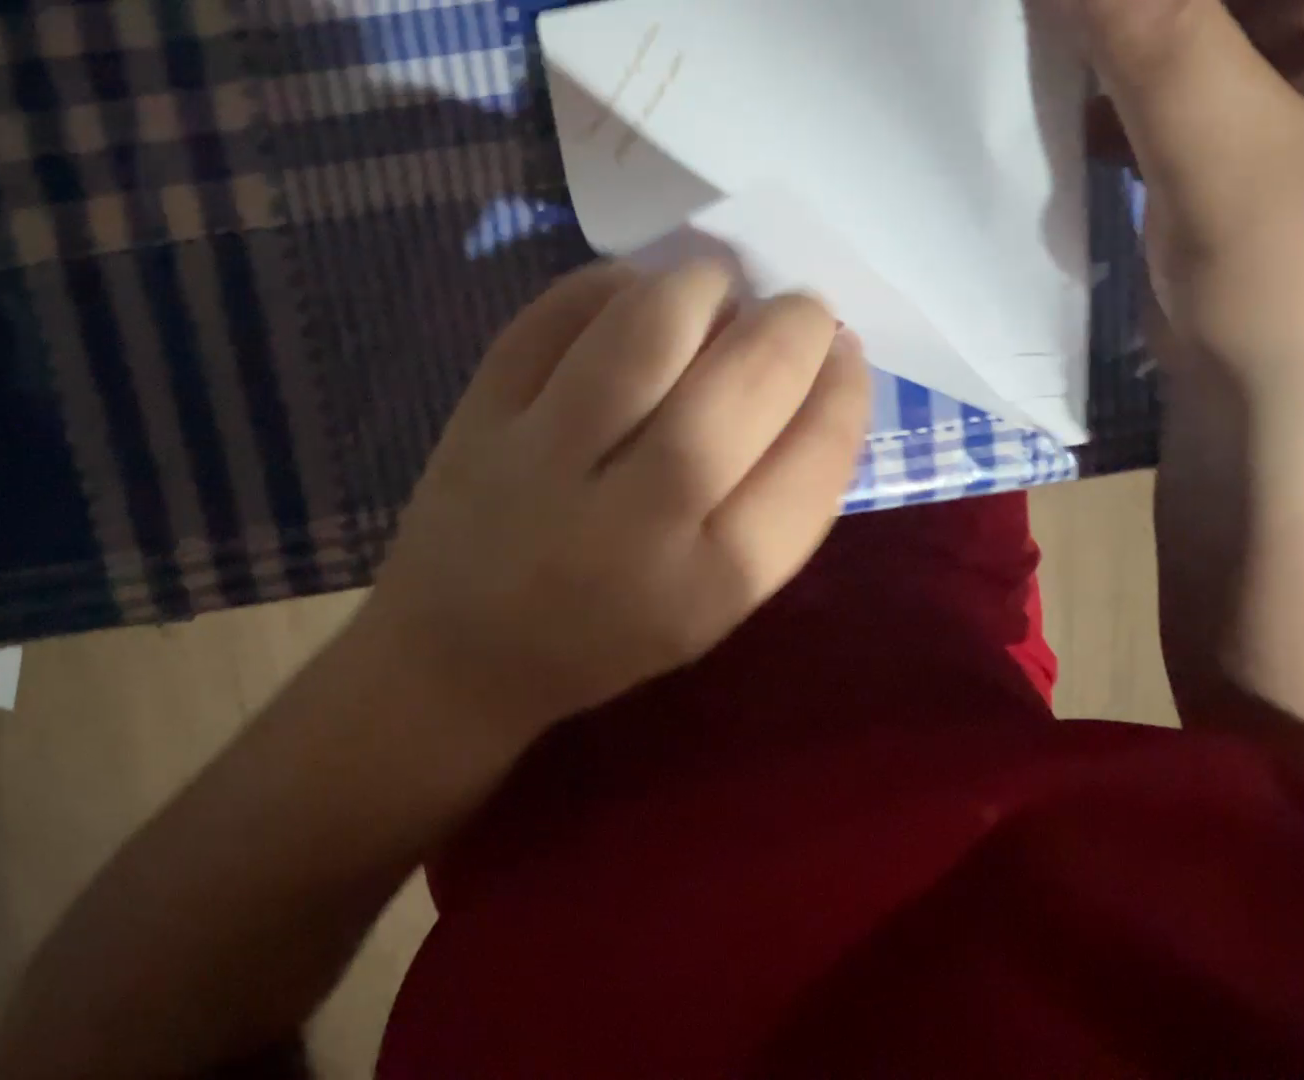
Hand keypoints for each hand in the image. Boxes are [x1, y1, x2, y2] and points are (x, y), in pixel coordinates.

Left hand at [352, 261, 870, 737]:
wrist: (458, 656)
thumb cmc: (603, 637)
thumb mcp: (711, 607)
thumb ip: (771, 507)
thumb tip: (819, 374)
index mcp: (706, 586)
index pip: (811, 464)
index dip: (844, 391)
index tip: (846, 355)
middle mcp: (630, 523)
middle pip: (741, 387)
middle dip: (791, 327)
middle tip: (797, 311)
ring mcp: (542, 462)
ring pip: (646, 333)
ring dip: (704, 288)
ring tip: (719, 290)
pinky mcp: (477, 418)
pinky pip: (554, 316)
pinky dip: (610, 285)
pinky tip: (634, 298)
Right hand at [1067, 0, 1303, 428]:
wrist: (1280, 426)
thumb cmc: (1297, 296)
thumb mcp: (1228, 155)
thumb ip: (1153, 37)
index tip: (1081, 8)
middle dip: (1138, 7)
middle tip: (1056, 22)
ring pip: (1196, 23)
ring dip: (1118, 31)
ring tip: (1047, 39)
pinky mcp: (1242, 137)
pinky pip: (1171, 75)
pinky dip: (1112, 80)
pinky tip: (1058, 89)